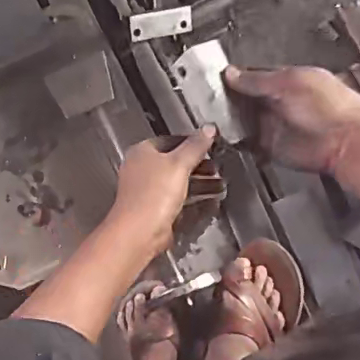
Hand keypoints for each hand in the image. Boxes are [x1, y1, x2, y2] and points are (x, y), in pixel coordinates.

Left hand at [106, 127, 217, 250]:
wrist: (139, 231)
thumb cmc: (156, 193)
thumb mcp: (179, 164)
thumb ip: (195, 146)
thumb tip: (209, 128)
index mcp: (141, 152)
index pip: (171, 140)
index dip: (192, 142)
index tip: (212, 146)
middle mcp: (140, 168)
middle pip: (173, 160)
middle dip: (198, 164)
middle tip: (218, 166)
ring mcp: (145, 189)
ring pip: (176, 179)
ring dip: (198, 181)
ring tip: (220, 183)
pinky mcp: (152, 207)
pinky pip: (175, 196)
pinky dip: (192, 195)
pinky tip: (209, 197)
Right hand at [224, 65, 359, 175]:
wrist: (345, 142)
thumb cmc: (332, 108)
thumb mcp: (290, 82)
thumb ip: (258, 80)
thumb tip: (232, 73)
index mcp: (286, 80)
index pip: (252, 77)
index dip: (233, 80)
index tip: (212, 82)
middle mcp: (279, 103)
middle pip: (244, 100)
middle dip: (227, 101)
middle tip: (208, 101)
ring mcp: (274, 126)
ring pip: (242, 122)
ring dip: (229, 122)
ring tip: (212, 119)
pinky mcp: (272, 147)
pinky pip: (247, 144)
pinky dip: (237, 142)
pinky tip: (225, 137)